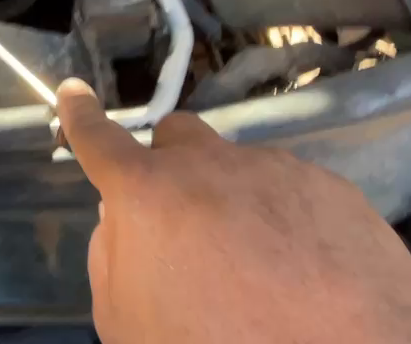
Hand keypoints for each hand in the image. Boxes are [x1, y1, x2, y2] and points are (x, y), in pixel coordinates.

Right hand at [55, 80, 410, 343]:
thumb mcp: (126, 324)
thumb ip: (111, 260)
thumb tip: (125, 225)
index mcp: (147, 193)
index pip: (98, 138)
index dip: (81, 115)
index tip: (74, 91)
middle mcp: (206, 165)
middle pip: (177, 136)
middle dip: (173, 164)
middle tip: (190, 222)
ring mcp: (275, 171)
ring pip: (243, 171)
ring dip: (240, 204)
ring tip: (272, 275)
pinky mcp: (336, 192)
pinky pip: (299, 197)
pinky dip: (295, 227)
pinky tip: (318, 283)